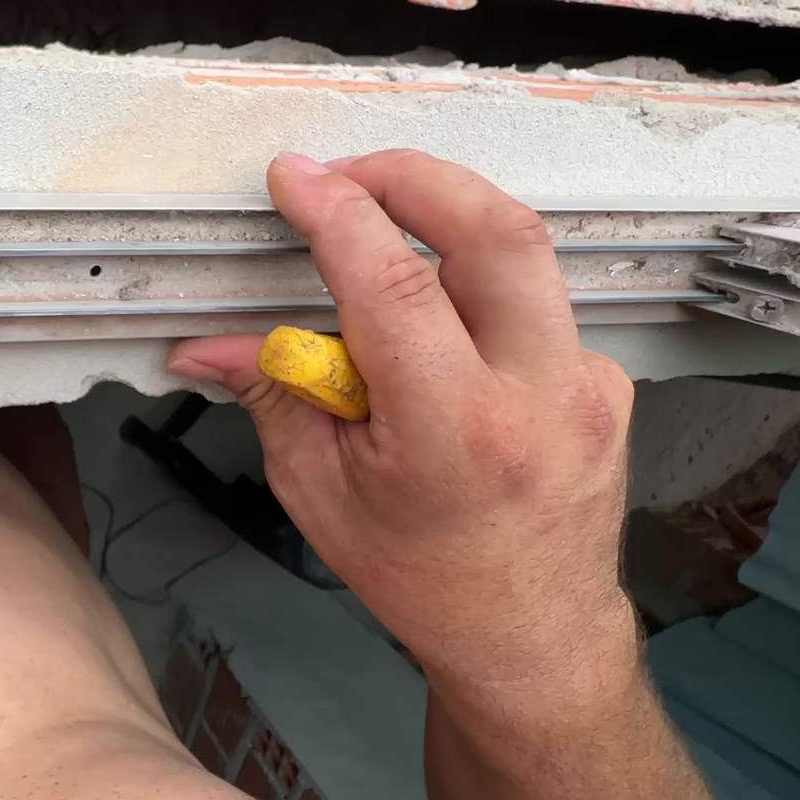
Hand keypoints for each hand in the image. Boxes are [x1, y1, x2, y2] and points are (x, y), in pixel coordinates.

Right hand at [168, 150, 638, 704]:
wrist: (526, 630)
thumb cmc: (406, 569)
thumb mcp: (314, 487)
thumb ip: (271, 395)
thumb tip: (199, 347)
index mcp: (453, 429)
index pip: (395, 288)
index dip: (339, 217)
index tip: (294, 176)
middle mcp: (540, 391)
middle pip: (498, 234)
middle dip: (414, 175)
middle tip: (345, 169)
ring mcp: (588, 379)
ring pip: (523, 252)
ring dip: (443, 212)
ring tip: (375, 215)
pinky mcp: (601, 377)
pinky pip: (526, 297)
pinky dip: (464, 278)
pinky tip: (424, 312)